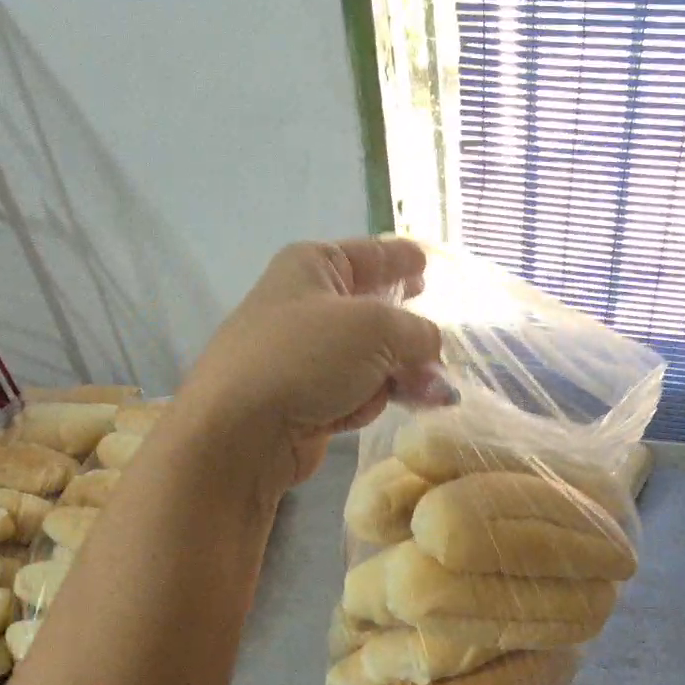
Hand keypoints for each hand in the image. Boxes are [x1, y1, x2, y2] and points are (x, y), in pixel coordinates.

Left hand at [181, 238, 447, 498]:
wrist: (242, 429)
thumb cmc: (306, 357)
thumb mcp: (376, 328)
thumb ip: (418, 333)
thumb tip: (433, 352)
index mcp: (314, 266)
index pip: (370, 255)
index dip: (401, 259)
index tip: (427, 263)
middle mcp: (308, 306)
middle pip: (375, 311)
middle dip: (411, 331)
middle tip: (441, 342)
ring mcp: (307, 356)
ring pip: (373, 358)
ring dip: (404, 374)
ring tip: (437, 392)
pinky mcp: (310, 400)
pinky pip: (359, 391)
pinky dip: (380, 398)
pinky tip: (408, 407)